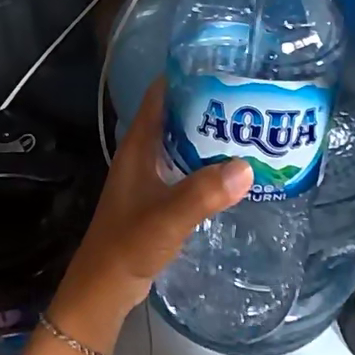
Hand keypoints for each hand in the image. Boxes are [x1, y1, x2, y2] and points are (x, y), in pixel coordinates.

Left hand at [47, 84, 251, 353]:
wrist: (104, 287)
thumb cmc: (127, 245)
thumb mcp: (167, 218)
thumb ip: (202, 194)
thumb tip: (246, 165)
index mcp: (138, 146)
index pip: (160, 95)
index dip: (186, 76)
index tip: (224, 67)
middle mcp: (142, 153)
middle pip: (176, 116)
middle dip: (208, 104)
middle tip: (251, 98)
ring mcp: (149, 175)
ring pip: (182, 142)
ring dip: (209, 134)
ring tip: (250, 128)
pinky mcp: (157, 196)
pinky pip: (185, 167)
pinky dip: (207, 162)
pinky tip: (234, 171)